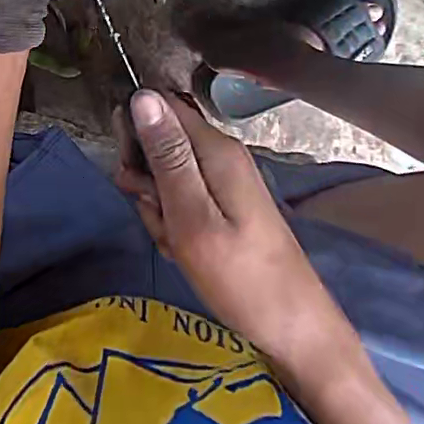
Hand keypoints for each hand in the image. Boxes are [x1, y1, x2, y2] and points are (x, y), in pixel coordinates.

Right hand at [117, 90, 351, 365]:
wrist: (293, 327)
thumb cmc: (239, 276)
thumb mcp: (192, 216)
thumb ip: (167, 156)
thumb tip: (142, 96)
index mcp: (215, 148)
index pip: (160, 105)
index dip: (135, 130)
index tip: (131, 171)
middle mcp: (221, 153)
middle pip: (160, 141)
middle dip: (145, 178)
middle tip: (158, 214)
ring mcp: (224, 178)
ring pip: (166, 174)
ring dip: (158, 207)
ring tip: (176, 241)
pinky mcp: (224, 202)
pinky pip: (182, 198)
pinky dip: (174, 222)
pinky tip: (184, 249)